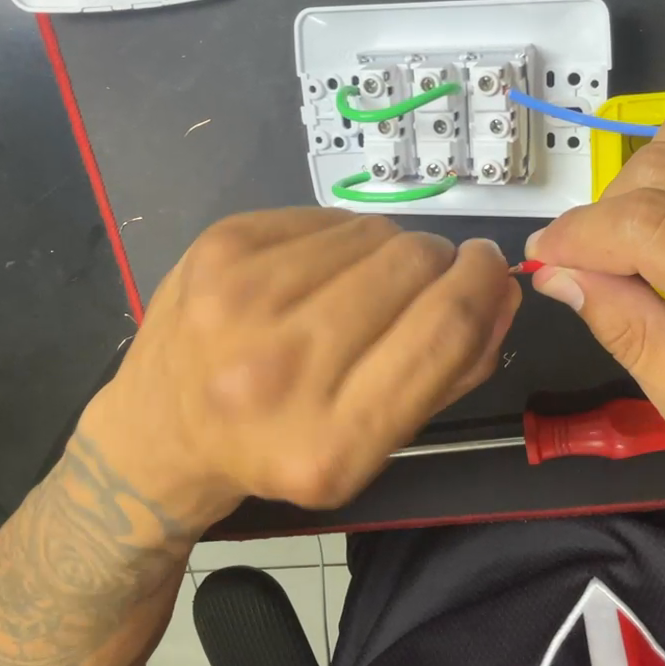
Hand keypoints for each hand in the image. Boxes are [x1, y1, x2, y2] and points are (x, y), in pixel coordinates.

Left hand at [88, 209, 519, 518]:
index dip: (484, 285)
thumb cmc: (279, 448)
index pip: (444, 328)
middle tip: (428, 280)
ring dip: (391, 250)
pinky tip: (321, 271)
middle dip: (441, 263)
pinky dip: (344, 238)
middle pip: (412, 265)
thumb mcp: (375, 446)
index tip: (489, 269)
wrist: (162, 433)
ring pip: (372, 231)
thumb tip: (502, 287)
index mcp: (331, 442)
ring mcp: (240, 297)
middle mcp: (279, 366)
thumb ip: (453, 370)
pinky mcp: (219, 247)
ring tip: (365, 284)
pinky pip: (326, 217)